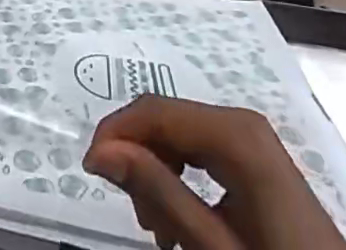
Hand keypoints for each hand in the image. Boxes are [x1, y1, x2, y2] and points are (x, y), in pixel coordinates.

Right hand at [83, 97, 345, 249]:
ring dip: (157, 173)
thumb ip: (158, 193)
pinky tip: (182, 218)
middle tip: (140, 220)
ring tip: (161, 228)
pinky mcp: (255, 157)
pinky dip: (180, 178)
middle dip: (139, 159)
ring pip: (179, 135)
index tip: (91, 173)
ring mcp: (251, 138)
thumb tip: (101, 150)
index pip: (155, 110)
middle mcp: (242, 122)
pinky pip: (200, 150)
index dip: (115, 133)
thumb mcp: (214, 246)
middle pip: (166, 119)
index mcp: (235, 133)